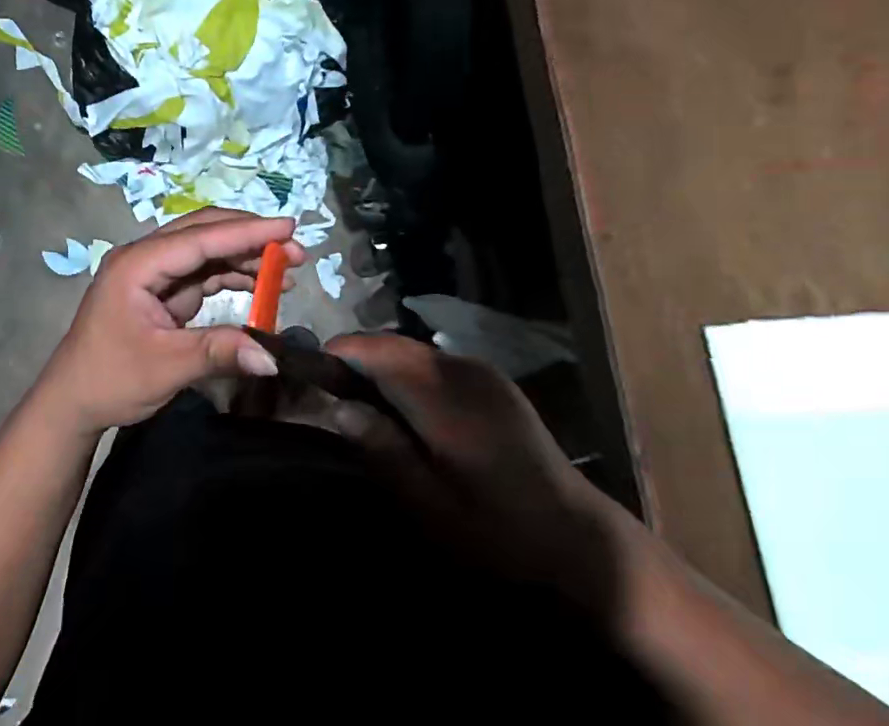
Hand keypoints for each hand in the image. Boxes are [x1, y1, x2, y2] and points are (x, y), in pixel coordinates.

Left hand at [31, 208, 304, 434]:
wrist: (72, 403)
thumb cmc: (110, 380)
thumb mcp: (166, 366)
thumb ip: (219, 352)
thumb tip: (273, 358)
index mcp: (137, 265)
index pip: (199, 239)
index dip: (246, 232)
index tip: (288, 227)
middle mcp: (144, 259)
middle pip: (203, 234)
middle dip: (250, 238)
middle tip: (295, 248)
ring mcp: (153, 274)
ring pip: (206, 252)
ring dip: (245, 256)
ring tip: (290, 267)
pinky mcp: (162, 292)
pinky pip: (203, 274)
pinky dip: (233, 276)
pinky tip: (263, 284)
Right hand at [321, 333, 617, 595]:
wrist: (580, 542)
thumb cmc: (498, 533)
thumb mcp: (430, 505)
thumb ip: (383, 449)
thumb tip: (339, 407)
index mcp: (443, 394)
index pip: (374, 349)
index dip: (335, 356)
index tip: (308, 381)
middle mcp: (462, 369)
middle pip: (392, 345)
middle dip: (355, 363)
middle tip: (330, 401)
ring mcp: (482, 373)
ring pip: (412, 353)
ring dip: (381, 369)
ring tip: (362, 409)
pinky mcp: (494, 383)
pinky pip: (435, 365)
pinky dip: (408, 376)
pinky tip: (406, 414)